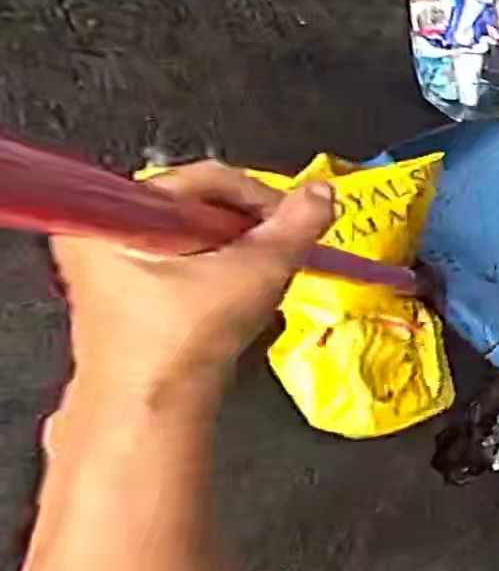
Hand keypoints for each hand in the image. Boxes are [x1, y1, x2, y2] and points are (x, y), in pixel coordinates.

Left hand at [49, 161, 333, 410]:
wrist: (156, 391)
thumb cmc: (191, 332)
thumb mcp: (262, 267)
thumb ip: (299, 222)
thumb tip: (323, 192)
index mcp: (117, 217)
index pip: (205, 178)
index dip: (260, 197)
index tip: (292, 223)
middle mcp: (103, 229)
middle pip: (202, 200)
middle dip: (252, 222)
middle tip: (280, 246)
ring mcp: (111, 255)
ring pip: (200, 225)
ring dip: (243, 241)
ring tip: (264, 267)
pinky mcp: (129, 277)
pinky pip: (189, 246)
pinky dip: (226, 256)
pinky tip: (242, 279)